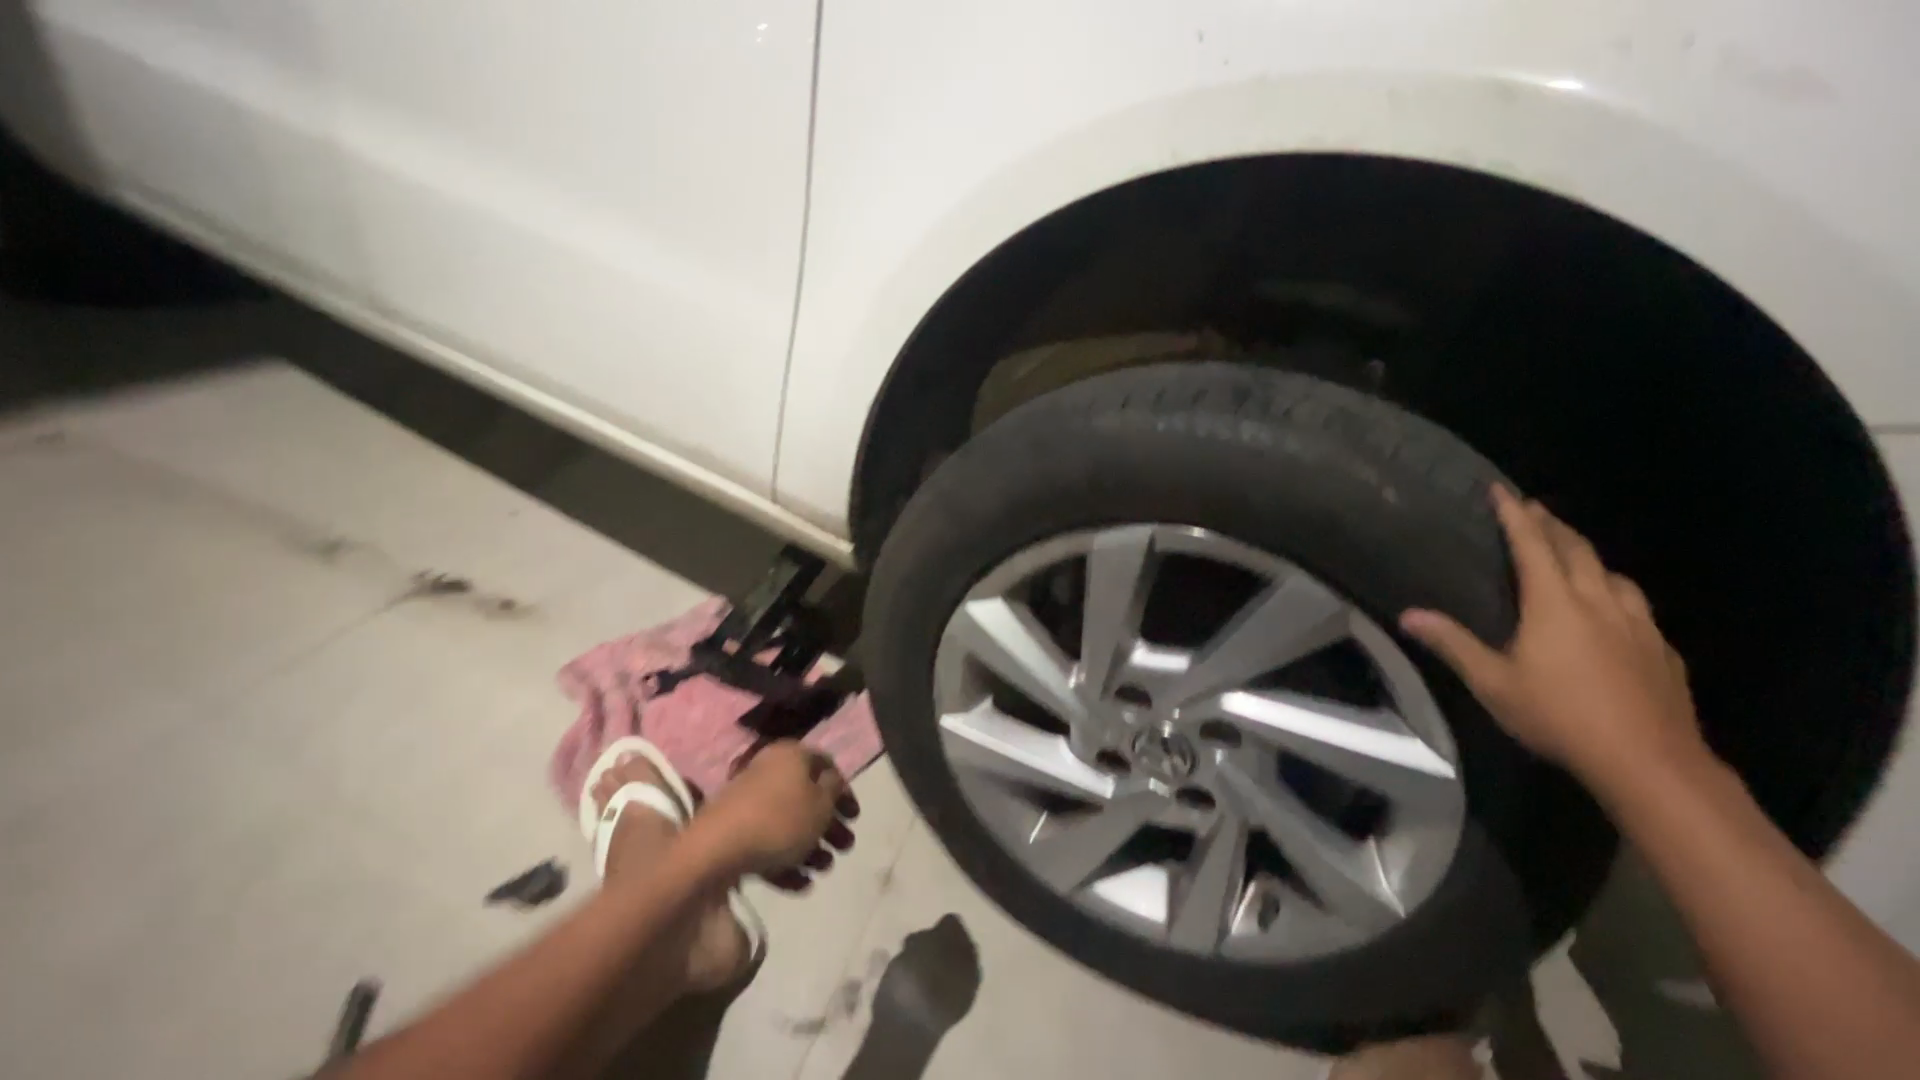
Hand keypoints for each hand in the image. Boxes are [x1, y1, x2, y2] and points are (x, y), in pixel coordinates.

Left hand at [682, 742, 858, 888]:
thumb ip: (834, 789)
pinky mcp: (734, 831)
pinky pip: (768, 842)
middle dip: (829, 825)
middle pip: (807, 797)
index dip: (844, 790)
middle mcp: (768, 772)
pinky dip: (786, 861)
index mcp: (791, 755)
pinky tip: (801, 884)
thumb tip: (831, 780)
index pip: (825, 766)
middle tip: (845, 847)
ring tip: (824, 869)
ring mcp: (748, 802)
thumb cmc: (780, 819)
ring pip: (788, 824)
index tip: (854, 816)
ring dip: (810, 847)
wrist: (717, 850)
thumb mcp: (822, 803)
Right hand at [1399, 486, 1708, 784]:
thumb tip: (1409, 614)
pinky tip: (1615, 613)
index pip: (1532, 545)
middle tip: (1534, 511)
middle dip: (1552, 525)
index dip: (1514, 515)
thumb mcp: (1494, 684)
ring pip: (1613, 574)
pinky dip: (1617, 594)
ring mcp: (1638, 623)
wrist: (1648, 760)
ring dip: (1589, 557)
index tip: (1501, 490)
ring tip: (1575, 557)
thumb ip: (1454, 645)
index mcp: (1554, 603)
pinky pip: (1637, 607)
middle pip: (1577, 549)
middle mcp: (1599, 601)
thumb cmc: (1559, 716)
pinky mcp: (1661, 648)